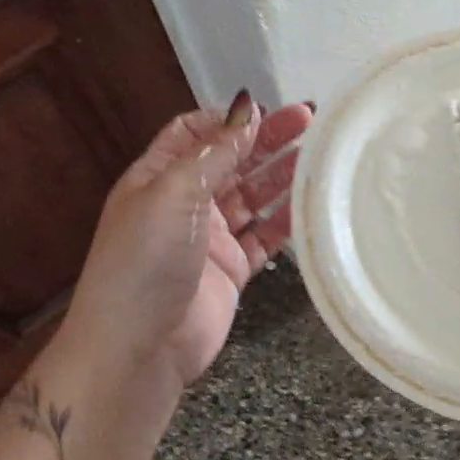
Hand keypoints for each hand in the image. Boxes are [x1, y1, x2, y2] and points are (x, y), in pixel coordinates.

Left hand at [64, 91, 313, 386]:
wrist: (139, 348)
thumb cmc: (145, 260)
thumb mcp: (173, 193)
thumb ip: (214, 153)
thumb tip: (246, 112)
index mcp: (158, 177)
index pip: (193, 133)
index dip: (227, 119)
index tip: (266, 111)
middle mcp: (183, 203)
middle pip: (229, 161)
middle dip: (265, 139)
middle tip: (308, 120)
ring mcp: (209, 239)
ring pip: (251, 197)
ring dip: (281, 174)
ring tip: (320, 156)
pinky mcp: (231, 271)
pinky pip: (264, 238)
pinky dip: (286, 221)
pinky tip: (312, 204)